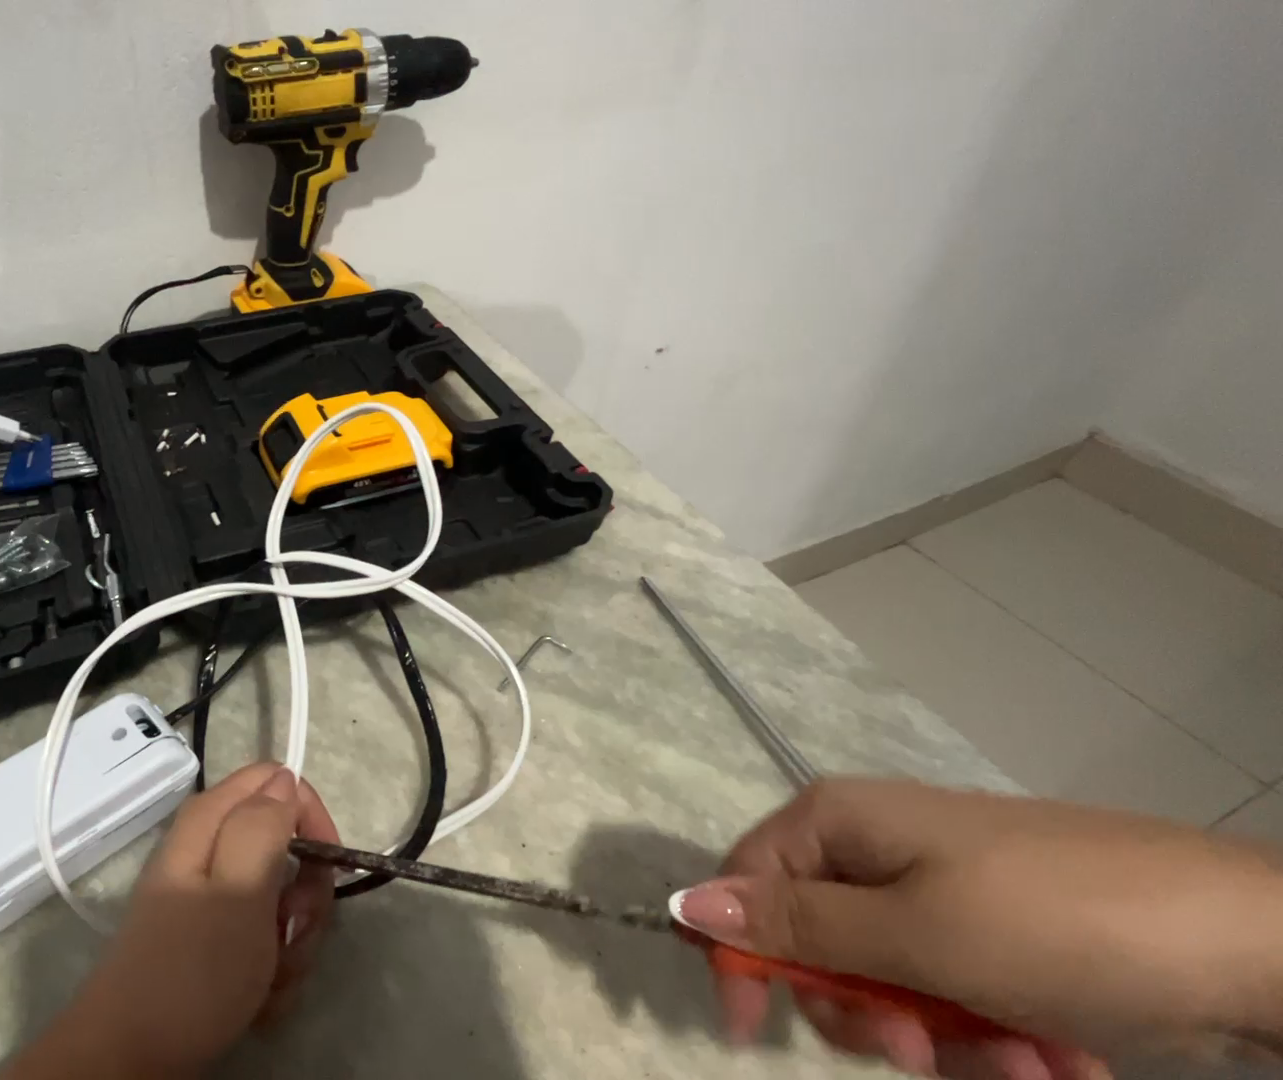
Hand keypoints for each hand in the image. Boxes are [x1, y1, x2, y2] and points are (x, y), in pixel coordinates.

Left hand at [3, 763, 339, 1079]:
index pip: (279, 781)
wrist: (131, 1056)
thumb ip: (264, 825)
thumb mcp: (239, 891)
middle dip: (306, 893)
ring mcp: (210, 894)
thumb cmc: (192, 971)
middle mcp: (210, 848)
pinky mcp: (212, 935)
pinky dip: (273, 966)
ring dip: (293, 940)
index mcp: (211, 821)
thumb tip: (285, 777)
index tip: (325, 868)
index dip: (311, 817)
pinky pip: (265, 935)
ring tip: (271, 974)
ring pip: (283, 896)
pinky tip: (259, 996)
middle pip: (287, 843)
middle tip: (291, 930)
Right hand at [675, 778, 1282, 1078]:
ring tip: (1027, 1062)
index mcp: (838, 823)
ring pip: (887, 976)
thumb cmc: (1056, 923)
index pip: (744, 884)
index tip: (754, 1035)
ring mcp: (936, 882)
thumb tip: (684, 905)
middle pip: (815, 939)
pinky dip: (992, 1032)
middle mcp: (874, 844)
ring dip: (944, 1036)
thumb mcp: (913, 933)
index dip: (740, 957)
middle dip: (867, 1012)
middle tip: (923, 1056)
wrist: (1258, 940)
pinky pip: (950, 984)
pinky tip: (1053, 1056)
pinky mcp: (992, 923)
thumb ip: (794, 923)